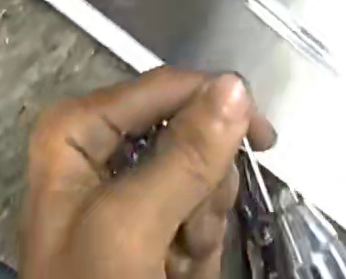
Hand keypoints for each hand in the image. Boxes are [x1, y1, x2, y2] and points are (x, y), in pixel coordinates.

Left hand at [20, 68, 276, 278]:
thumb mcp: (132, 228)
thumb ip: (185, 156)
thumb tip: (237, 85)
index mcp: (79, 126)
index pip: (164, 87)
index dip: (217, 102)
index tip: (266, 140)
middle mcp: (100, 144)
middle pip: (185, 131)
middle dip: (201, 188)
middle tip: (190, 236)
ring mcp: (122, 186)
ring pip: (198, 174)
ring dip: (202, 224)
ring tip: (178, 266)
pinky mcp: (145, 225)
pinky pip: (195, 212)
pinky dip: (197, 248)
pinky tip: (177, 275)